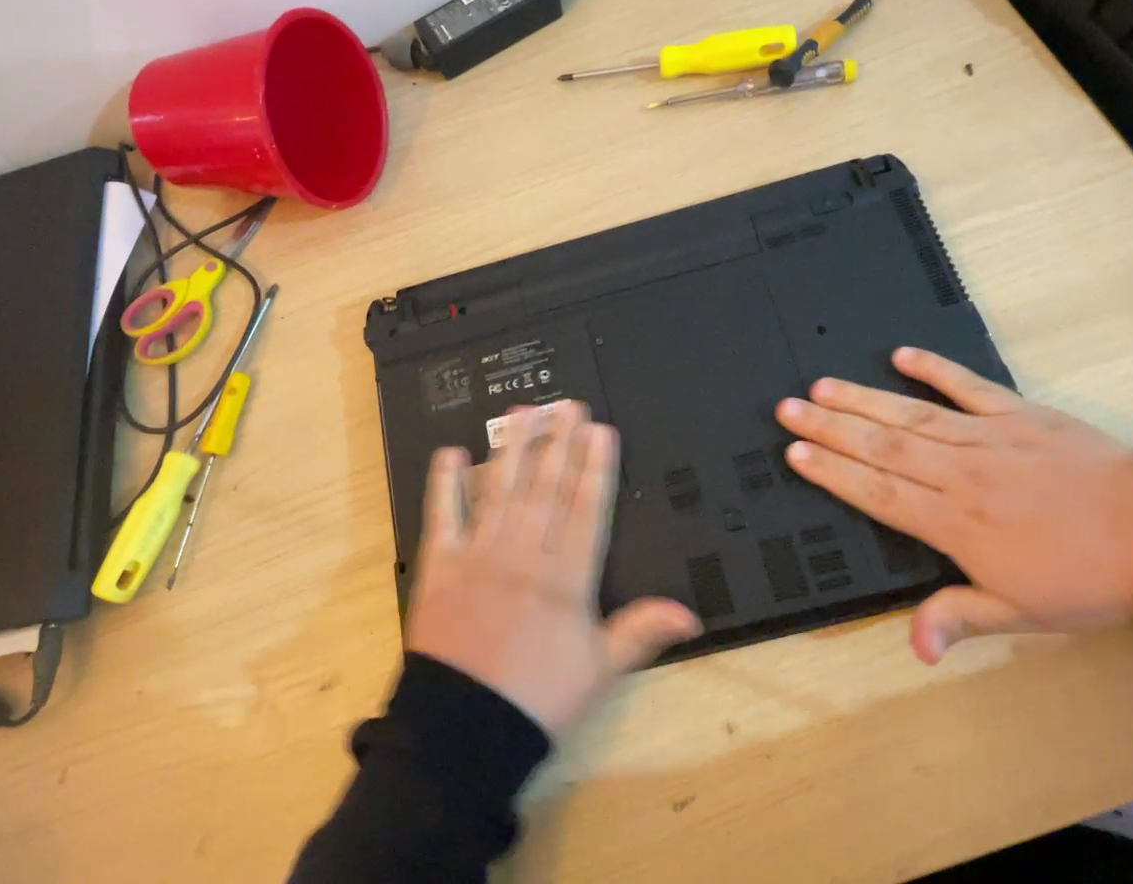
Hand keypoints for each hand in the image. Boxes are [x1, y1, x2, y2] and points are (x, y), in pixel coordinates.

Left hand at [405, 402, 702, 735]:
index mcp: (566, 578)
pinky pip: (443, 516)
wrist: (465, 727)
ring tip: (522, 413)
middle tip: (565, 404)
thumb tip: (692, 614)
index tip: (598, 430)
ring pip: (501, 490)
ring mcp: (479, 555)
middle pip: (545, 488)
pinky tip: (451, 453)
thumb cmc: (538, 697)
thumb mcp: (600, 670)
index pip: (586, 508)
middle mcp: (524, 555)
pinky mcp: (440, 566)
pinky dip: (445, 484)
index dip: (594, 466)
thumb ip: (642, 631)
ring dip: (512, 449)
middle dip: (558, 442)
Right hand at [775, 348, 1132, 662]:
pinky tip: (902, 354)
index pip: (878, 491)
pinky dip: (935, 368)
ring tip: (821, 386)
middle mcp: (960, 474)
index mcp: (955, 523)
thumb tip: (914, 649)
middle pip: (882, 446)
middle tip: (788, 408)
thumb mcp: (1023, 614)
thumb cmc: (1087, 580)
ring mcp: (988, 437)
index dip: (833, 472)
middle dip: (830, 427)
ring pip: (911, 414)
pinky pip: (969, 386)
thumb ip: (960, 618)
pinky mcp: (1020, 413)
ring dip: (863, 399)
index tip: (795, 452)